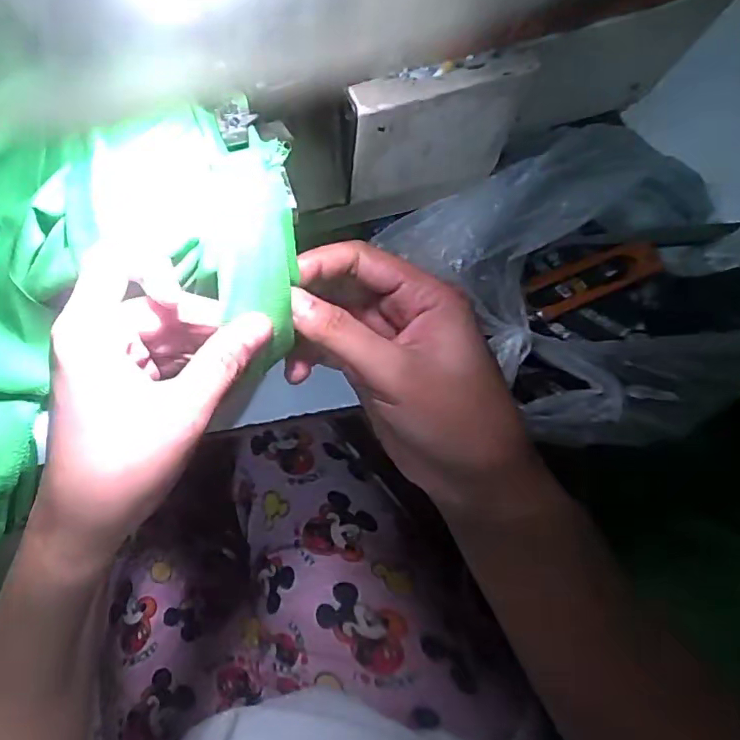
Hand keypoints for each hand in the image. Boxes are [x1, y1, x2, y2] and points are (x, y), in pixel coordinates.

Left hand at [34, 248, 274, 567]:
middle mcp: (88, 330)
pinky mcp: (111, 375)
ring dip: (196, 340)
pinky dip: (183, 358)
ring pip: (155, 327)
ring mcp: (99, 354)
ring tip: (242, 353)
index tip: (183, 302)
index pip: (115, 259)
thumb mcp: (182, 411)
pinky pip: (152, 351)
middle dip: (197, 317)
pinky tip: (219, 369)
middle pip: (148, 301)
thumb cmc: (124, 466)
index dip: (156, 265)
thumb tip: (265, 320)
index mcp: (88, 327)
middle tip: (247, 335)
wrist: (82, 525)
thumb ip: (223, 361)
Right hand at [286, 241, 554, 521]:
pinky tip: (295, 374)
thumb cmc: (448, 418)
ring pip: (331, 317)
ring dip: (303, 332)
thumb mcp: (393, 373)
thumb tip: (289, 298)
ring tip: (278, 352)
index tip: (276, 278)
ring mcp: (382, 336)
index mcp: (421, 295)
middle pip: (341, 286)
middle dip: (304, 299)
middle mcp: (400, 307)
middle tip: (264, 313)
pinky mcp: (369, 363)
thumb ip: (340, 333)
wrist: (474, 479)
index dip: (318, 263)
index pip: (361, 260)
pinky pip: (331, 346)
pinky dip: (311, 355)